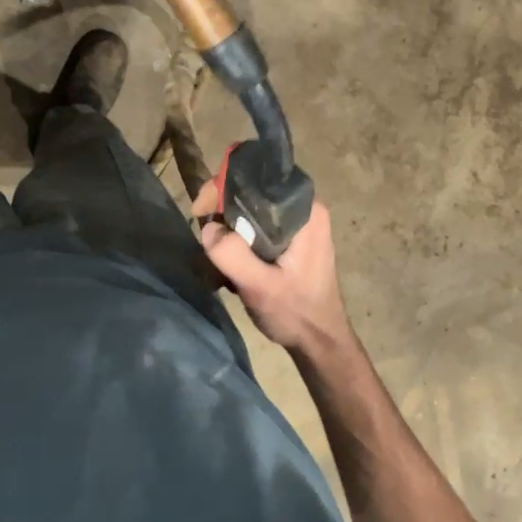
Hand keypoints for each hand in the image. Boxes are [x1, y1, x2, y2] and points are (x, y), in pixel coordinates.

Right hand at [193, 183, 352, 355]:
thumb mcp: (260, 287)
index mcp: (305, 211)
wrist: (319, 343)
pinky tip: (233, 263)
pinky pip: (258, 225)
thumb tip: (209, 228)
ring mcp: (299, 224)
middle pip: (252, 192)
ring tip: (218, 255)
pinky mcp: (292, 239)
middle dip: (224, 211)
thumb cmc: (296, 313)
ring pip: (251, 209)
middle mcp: (304, 209)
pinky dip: (240, 238)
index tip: (202, 211)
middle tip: (207, 237)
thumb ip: (232, 255)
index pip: (258, 178)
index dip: (224, 187)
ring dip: (230, 228)